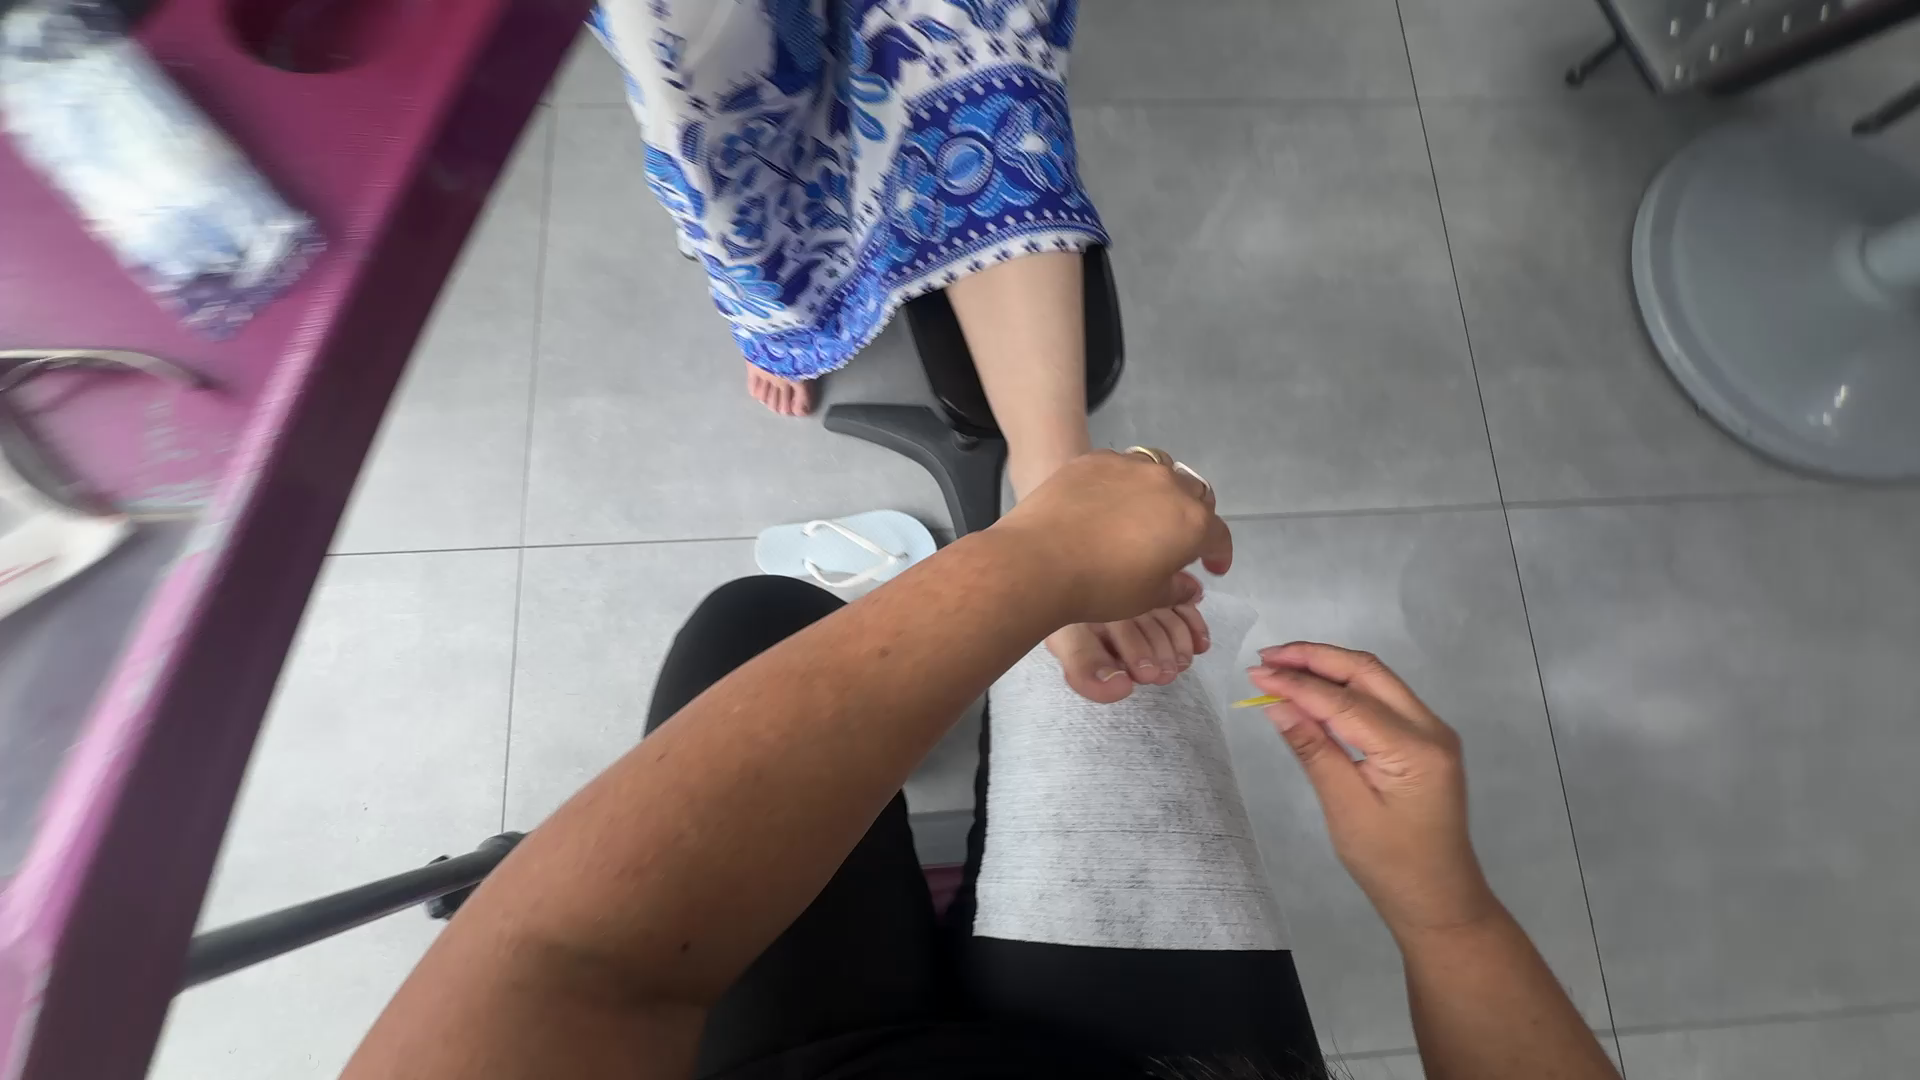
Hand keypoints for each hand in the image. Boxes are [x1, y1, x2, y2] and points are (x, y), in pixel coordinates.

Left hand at [991, 450, 1232, 627]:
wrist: (1038, 560)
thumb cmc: (1100, 586)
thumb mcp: (1146, 598)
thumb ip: (1176, 588)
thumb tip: (1190, 585)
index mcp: (1191, 523)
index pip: (1218, 535)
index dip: (1219, 553)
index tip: (1213, 567)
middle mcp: (1167, 485)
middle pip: (1194, 495)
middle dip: (1193, 517)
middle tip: (1177, 540)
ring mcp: (1130, 466)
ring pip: (1160, 470)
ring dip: (1161, 490)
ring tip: (1145, 511)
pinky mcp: (1095, 459)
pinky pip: (1121, 465)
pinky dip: (1123, 482)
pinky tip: (1106, 501)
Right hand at [1248, 643, 1498, 935]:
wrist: (1438, 899)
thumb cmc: (1389, 862)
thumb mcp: (1344, 807)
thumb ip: (1312, 748)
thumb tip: (1275, 703)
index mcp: (1414, 749)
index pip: (1345, 700)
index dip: (1296, 683)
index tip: (1255, 674)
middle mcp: (1430, 727)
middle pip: (1365, 671)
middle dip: (1313, 657)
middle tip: (1266, 657)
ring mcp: (1429, 730)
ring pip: (1372, 677)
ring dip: (1325, 665)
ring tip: (1280, 664)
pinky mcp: (1420, 737)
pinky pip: (1377, 695)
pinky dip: (1340, 684)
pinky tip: (1310, 688)